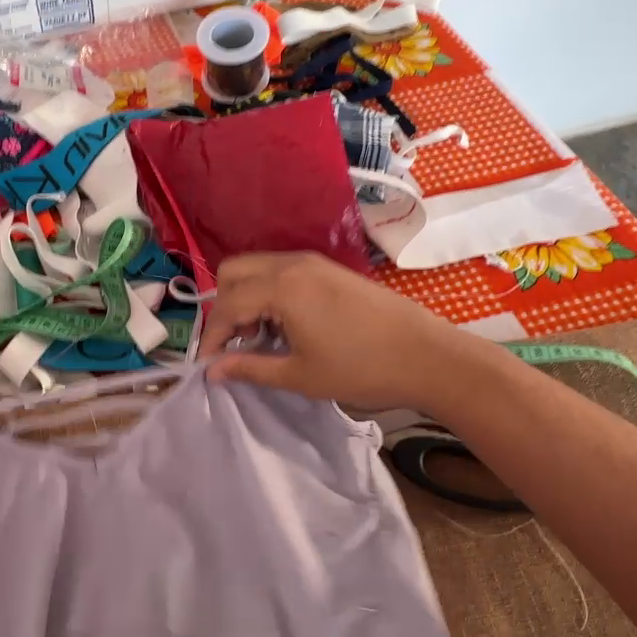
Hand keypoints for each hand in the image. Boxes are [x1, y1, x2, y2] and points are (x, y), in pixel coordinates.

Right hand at [197, 253, 508, 412]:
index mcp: (282, 287)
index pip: (227, 303)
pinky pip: (281, 270)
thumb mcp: (300, 375)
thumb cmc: (361, 368)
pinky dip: (269, 291)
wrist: (427, 355)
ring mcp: (313, 262)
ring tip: (262, 338)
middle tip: (238, 343)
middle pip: (234, 271)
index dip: (213, 335)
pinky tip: (287, 325)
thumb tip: (212, 371)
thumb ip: (250, 368)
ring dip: (246, 297)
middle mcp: (292, 263)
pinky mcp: (329, 268)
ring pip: (257, 267)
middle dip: (225, 306)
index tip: (210, 365)